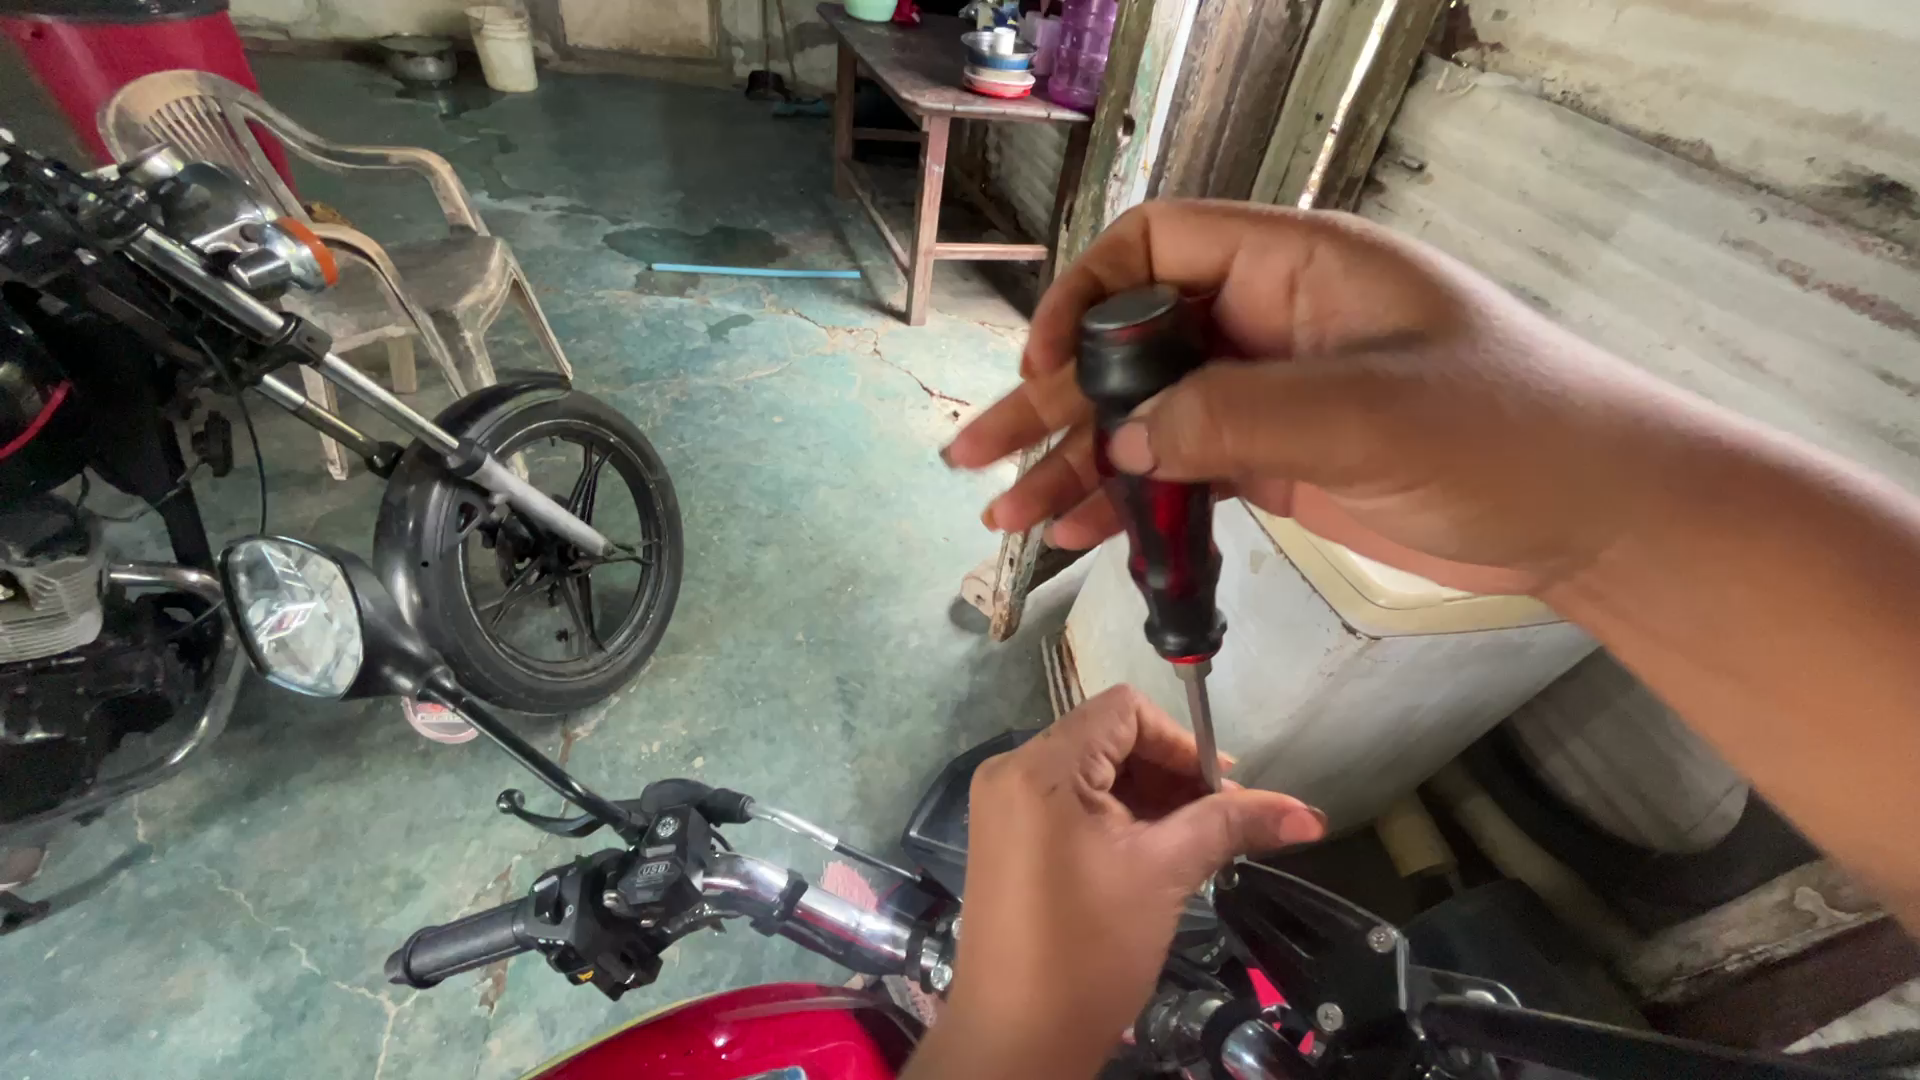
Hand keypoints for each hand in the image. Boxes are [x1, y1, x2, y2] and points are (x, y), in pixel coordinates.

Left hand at [912, 686, 1324, 1079]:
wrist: (1016, 1039)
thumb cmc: (1090, 952)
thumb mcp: (1165, 874)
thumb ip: (1231, 825)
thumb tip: (1308, 813)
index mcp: (1041, 765)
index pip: (1122, 710)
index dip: (1179, 741)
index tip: (1220, 787)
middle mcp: (1012, 767)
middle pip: (1104, 736)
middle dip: (1166, 770)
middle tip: (1216, 816)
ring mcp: (1002, 799)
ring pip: (1088, 767)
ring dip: (1144, 791)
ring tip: (1190, 836)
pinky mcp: (1003, 829)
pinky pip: (1066, 795)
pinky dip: (1112, 809)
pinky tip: (1149, 846)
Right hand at [943, 199, 1721, 594]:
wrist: (1587, 519)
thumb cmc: (1505, 433)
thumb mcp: (1368, 410)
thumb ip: (1232, 414)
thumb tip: (1118, 443)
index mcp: (1286, 269)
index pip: (1151, 249)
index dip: (1083, 300)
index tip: (1046, 366)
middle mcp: (1256, 325)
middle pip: (1122, 351)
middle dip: (1045, 405)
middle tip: (975, 455)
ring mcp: (1255, 398)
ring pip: (1138, 422)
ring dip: (1070, 467)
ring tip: (1005, 512)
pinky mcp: (1263, 461)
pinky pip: (1171, 473)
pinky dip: (1124, 504)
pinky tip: (1076, 533)